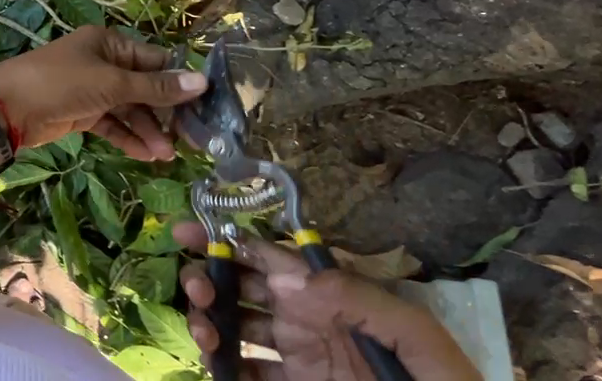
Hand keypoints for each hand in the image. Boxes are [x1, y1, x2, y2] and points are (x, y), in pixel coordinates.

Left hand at [0, 27, 206, 160]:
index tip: (210, 108)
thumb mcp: (110, 83)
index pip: (155, 60)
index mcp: (108, 43)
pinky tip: (147, 155)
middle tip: (194, 140)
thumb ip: (155, 87)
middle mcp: (101, 62)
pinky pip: (113, 124)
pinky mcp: (82, 112)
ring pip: (131, 109)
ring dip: (149, 130)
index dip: (181, 83)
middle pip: (146, 87)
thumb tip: (202, 81)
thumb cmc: (60, 83)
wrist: (8, 106)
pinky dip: (129, 137)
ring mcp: (91, 88)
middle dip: (168, 113)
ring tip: (166, 155)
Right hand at [174, 223, 480, 380]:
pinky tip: (217, 365)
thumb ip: (358, 297)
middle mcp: (302, 318)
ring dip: (207, 321)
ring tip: (206, 334)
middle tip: (199, 292)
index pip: (264, 254)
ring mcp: (296, 358)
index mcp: (326, 296)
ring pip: (232, 326)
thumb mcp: (417, 336)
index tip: (183, 234)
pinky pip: (244, 373)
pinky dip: (222, 365)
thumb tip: (285, 275)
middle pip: (237, 286)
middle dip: (205, 279)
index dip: (221, 237)